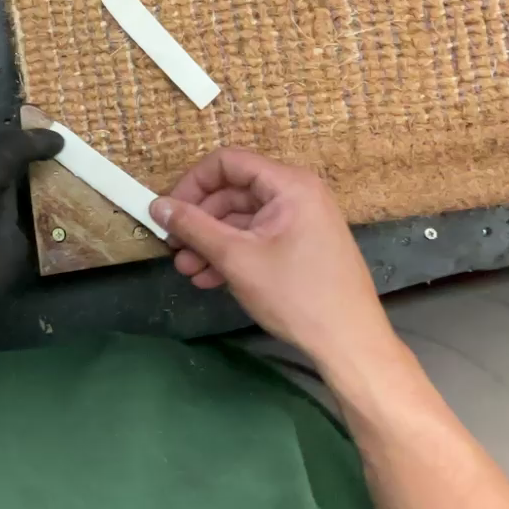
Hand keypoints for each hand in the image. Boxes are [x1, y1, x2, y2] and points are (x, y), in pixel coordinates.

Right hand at [150, 148, 393, 368]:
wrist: (351, 346)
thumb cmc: (295, 294)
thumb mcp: (236, 257)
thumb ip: (193, 226)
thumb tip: (157, 206)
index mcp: (288, 184)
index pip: (227, 163)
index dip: (192, 183)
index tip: (168, 212)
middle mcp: (296, 193)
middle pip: (232, 193)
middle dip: (198, 221)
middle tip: (173, 248)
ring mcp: (300, 220)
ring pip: (241, 219)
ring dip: (210, 242)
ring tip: (186, 270)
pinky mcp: (300, 245)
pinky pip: (256, 237)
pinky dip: (231, 253)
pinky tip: (209, 278)